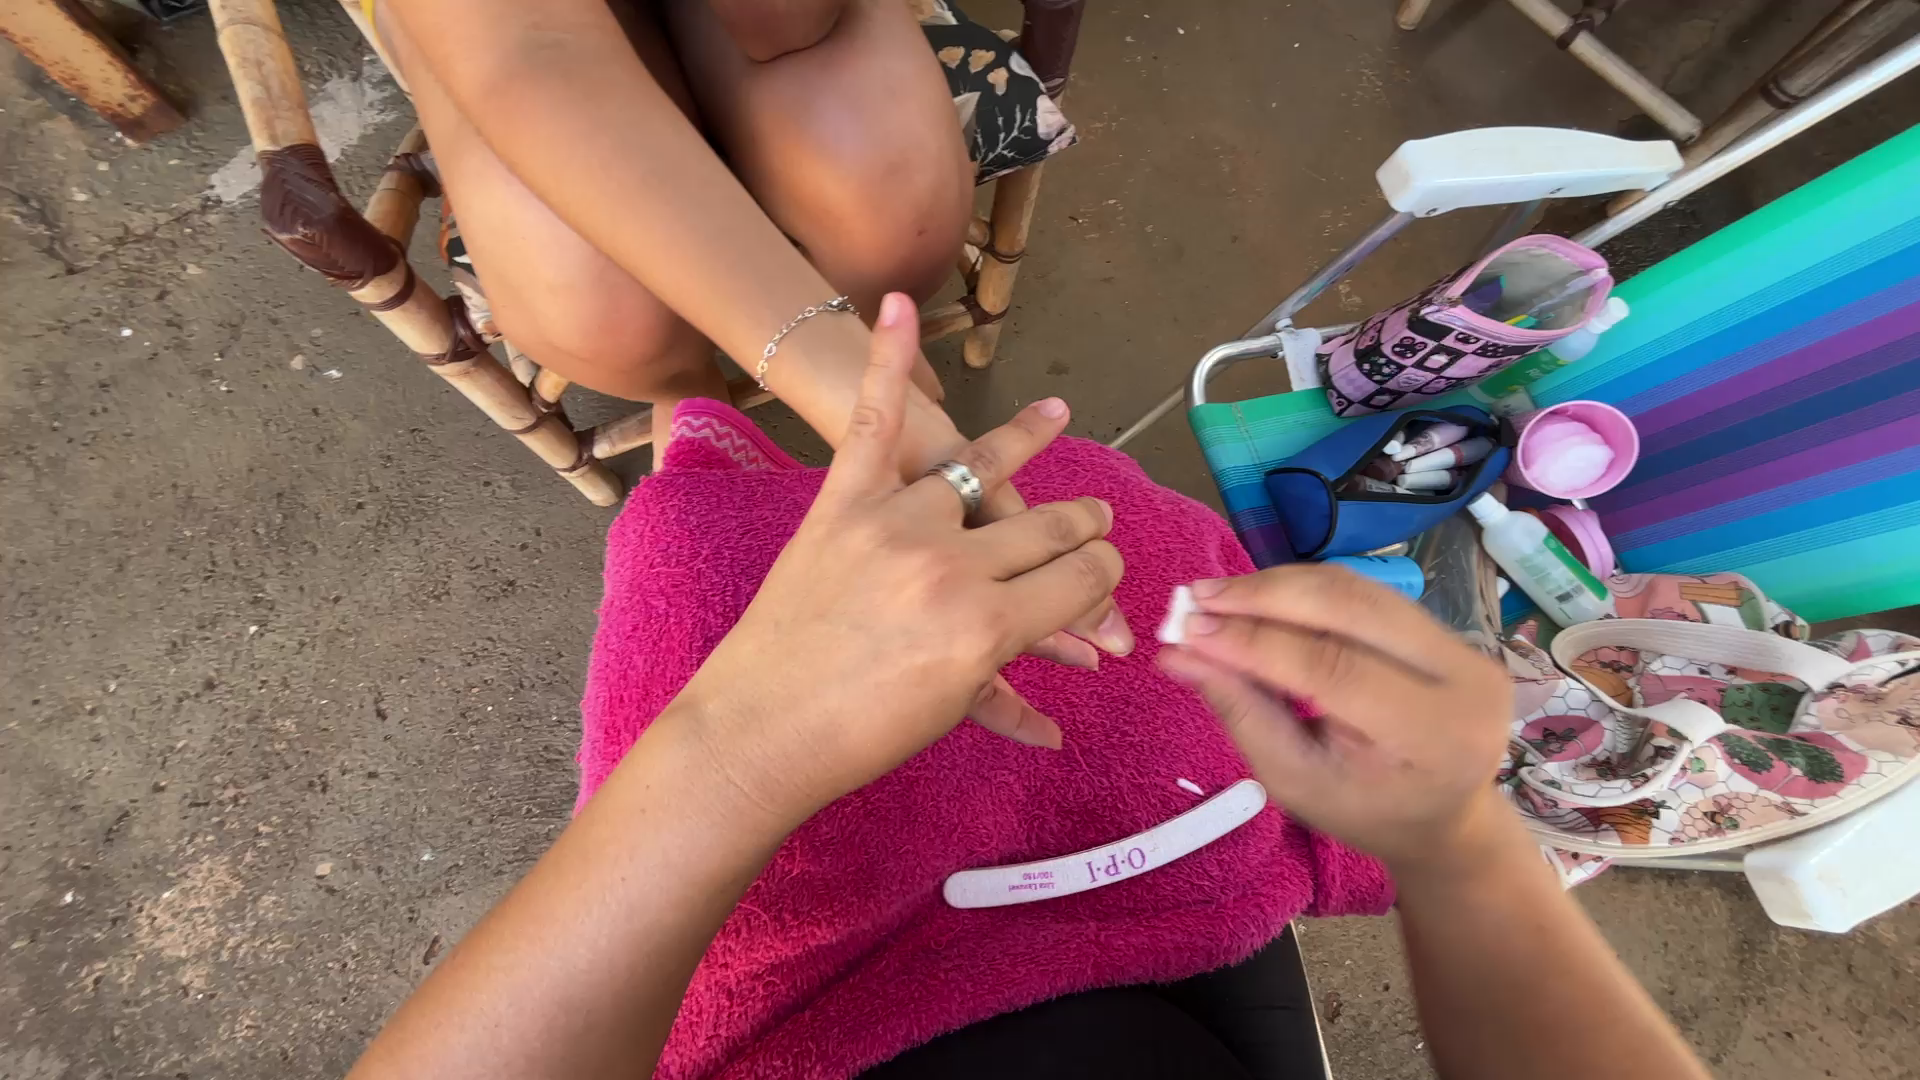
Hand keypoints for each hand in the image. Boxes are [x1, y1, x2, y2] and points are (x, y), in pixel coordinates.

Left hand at [666, 293, 1124, 822]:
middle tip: (1096, 516)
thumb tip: (1058, 729)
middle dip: (1085, 523)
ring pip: (984, 469)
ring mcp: (897, 525)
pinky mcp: (843, 503)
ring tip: (1057, 415)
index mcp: (991, 628)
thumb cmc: (860, 737)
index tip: (1106, 566)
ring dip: (1029, 441)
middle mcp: (956, 567)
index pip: (1082, 577)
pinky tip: (898, 306)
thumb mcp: (948, 712)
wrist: (757, 730)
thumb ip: (1010, 700)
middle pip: (1049, 527)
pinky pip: (872, 423)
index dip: (1105, 572)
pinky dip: (885, 362)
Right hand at [1156, 565, 1513, 873]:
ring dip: (1275, 585)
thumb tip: (1175, 654)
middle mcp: (1462, 675)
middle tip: (1196, 597)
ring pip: (1353, 588)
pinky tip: (1254, 597)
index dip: (1252, 641)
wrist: (1442, 816)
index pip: (1332, 668)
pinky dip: (1298, 588)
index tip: (1188, 629)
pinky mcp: (1443, 627)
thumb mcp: (1291, 777)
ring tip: (1214, 595)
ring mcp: (1461, 644)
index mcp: (1433, 733)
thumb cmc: (1360, 808)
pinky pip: (1361, 591)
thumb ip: (1238, 710)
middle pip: (1350, 608)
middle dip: (1262, 596)